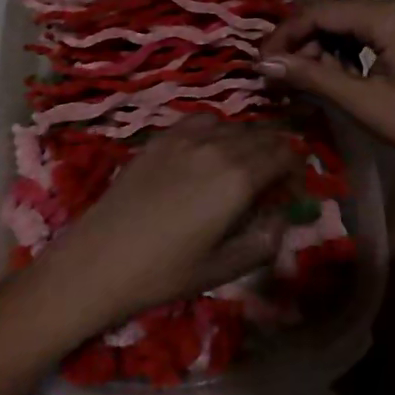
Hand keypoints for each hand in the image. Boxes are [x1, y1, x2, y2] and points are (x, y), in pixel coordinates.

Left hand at [34, 117, 294, 329]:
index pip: (284, 154)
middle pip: (262, 135)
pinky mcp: (160, 138)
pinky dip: (215, 131)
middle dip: (275, 154)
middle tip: (270, 183)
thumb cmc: (164, 273)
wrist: (98, 261)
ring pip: (233, 126)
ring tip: (240, 167)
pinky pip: (200, 122)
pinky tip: (206, 152)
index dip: (295, 169)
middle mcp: (218, 148)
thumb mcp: (223, 269)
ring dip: (246, 141)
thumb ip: (263, 242)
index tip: (290, 190)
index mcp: (239, 179)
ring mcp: (185, 138)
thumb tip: (281, 219)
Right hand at [259, 0, 394, 256]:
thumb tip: (264, 63)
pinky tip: (337, 80)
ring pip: (343, 27)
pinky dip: (341, 56)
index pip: (319, 13)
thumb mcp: (362, 102)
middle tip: (282, 77)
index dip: (285, 35)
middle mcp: (392, 8)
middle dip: (302, 45)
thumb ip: (312, 77)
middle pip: (330, 16)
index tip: (261, 62)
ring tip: (310, 83)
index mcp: (385, 16)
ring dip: (320, 52)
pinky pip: (360, 37)